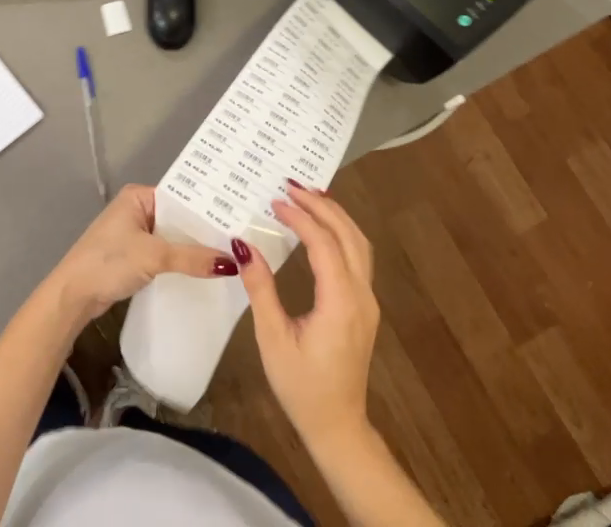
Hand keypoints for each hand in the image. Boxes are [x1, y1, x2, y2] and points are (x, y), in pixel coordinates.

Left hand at [45, 184, 237, 322]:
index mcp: (138, 197)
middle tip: (244, 237)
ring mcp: (135, 234)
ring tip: (234, 254)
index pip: (182, 196)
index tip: (241, 216)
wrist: (73, 295)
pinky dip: (183, 261)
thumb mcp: (153, 256)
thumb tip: (234, 261)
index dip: (209, 207)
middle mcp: (138, 210)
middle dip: (206, 230)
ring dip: (195, 248)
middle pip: (180, 218)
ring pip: (174, 238)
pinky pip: (167, 254)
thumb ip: (192, 257)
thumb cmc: (109, 262)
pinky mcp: (135, 256)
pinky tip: (206, 270)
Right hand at [238, 183, 380, 441]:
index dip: (302, 218)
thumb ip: (261, 289)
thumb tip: (243, 246)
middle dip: (323, 207)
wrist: (336, 424)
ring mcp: (367, 302)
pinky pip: (358, 258)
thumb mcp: (272, 338)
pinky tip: (322, 228)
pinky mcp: (364, 308)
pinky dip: (341, 234)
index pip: (325, 245)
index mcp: (340, 302)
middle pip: (350, 237)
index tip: (276, 200)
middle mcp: (361, 296)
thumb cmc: (300, 385)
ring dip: (336, 217)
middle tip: (292, 186)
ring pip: (360, 245)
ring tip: (309, 196)